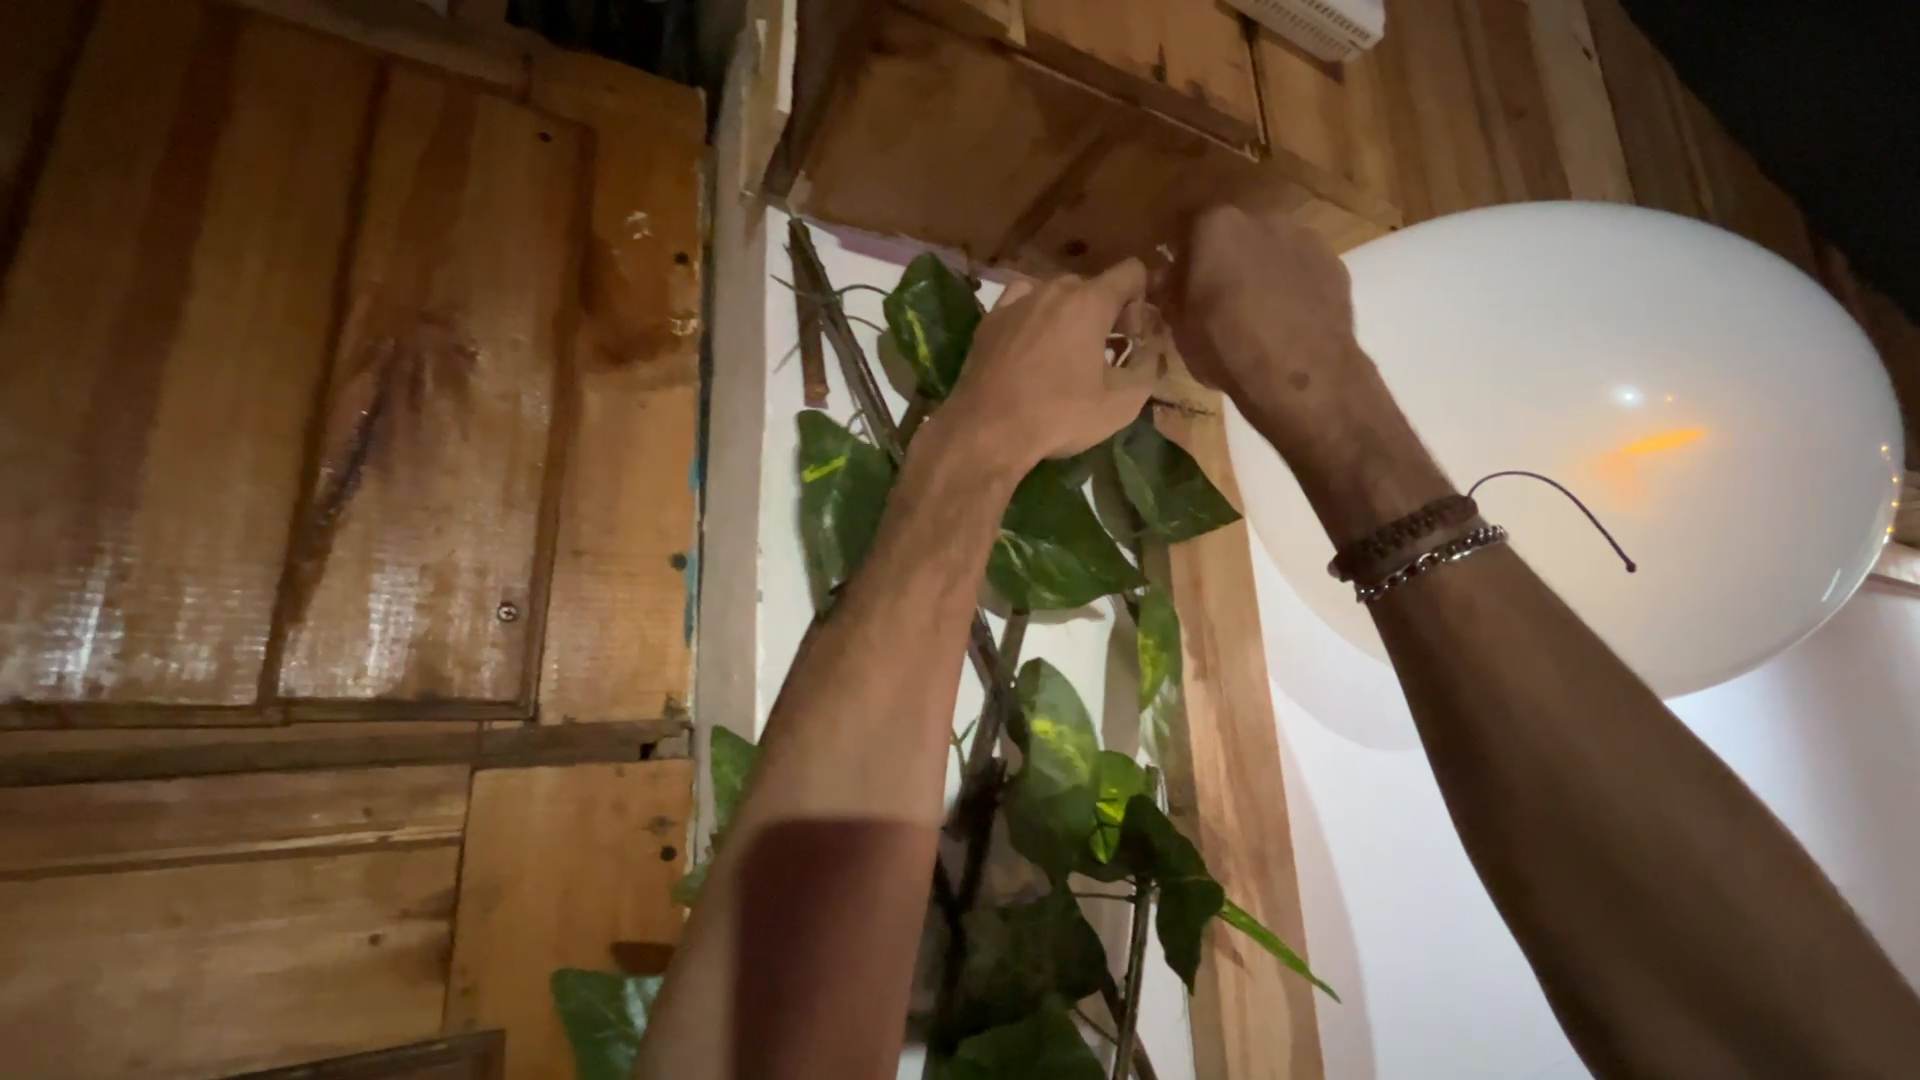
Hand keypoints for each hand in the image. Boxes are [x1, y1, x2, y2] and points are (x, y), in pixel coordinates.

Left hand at [939, 259, 1160, 473]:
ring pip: (1054, 295)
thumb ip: (1146, 371)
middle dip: (1105, 313)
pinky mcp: (989, 321)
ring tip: (1065, 354)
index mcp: (1089, 302)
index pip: (1131, 272)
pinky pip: (1021, 305)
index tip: (1133, 337)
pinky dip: (1034, 319)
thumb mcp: (1120, 405)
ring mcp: (1015, 302)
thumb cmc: (1058, 415)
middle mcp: (1052, 290)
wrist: (986, 430)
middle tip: (1104, 353)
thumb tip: (1151, 354)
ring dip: (1068, 316)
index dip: (1142, 299)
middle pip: (1091, 286)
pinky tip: (1031, 347)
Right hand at [1155, 201, 1379, 466]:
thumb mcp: (1180, 327)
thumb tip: (1164, 276)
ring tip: (1257, 311)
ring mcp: (1303, 237)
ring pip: (1271, 249)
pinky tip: (1288, 319)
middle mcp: (1261, 217)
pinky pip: (1301, 269)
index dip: (1180, 256)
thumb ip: (1170, 292)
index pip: (1186, 228)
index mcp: (1215, 226)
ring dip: (1261, 270)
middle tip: (1218, 297)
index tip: (1177, 281)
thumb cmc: (1226, 347)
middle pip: (1234, 234)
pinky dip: (1292, 285)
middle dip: (1224, 259)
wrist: (1300, 374)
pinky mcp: (1334, 262)